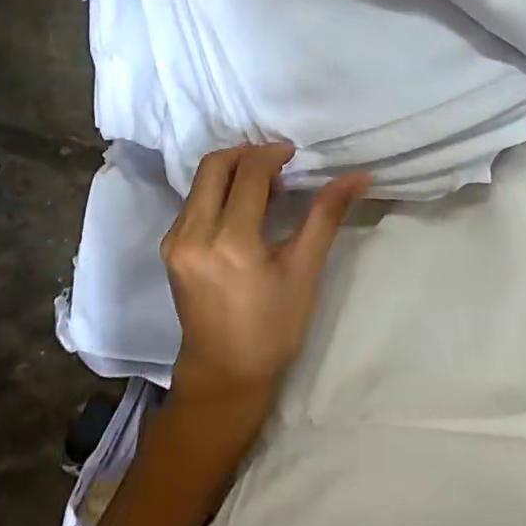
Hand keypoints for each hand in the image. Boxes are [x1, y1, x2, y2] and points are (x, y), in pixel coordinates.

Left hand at [162, 143, 369, 408]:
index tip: (293, 153)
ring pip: (200, 180)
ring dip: (231, 170)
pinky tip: (241, 207)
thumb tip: (357, 176)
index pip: (249, 173)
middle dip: (247, 154)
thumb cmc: (272, 328)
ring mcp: (175, 239)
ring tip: (263, 186)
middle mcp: (194, 233)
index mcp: (231, 242)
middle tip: (277, 162)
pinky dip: (217, 191)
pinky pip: (192, 200)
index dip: (272, 154)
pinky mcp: (168, 246)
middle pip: (214, 165)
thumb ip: (325, 216)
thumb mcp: (304, 272)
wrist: (223, 372)